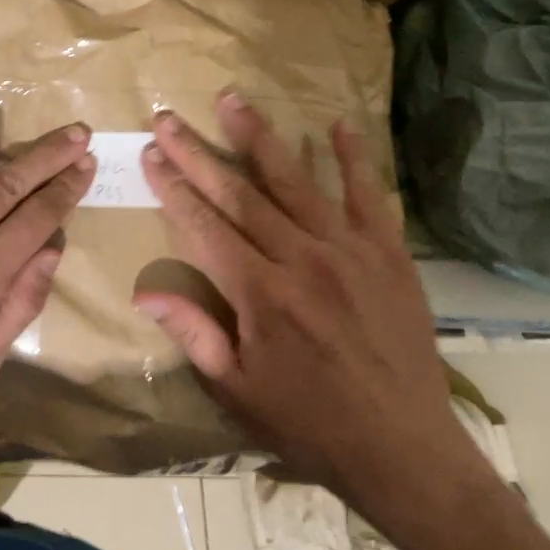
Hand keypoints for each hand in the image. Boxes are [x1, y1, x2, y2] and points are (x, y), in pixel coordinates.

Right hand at [133, 96, 485, 505]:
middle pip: (240, 194)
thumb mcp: (237, 388)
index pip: (204, 226)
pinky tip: (338, 125)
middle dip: (198, 153)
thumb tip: (143, 291)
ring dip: (261, 139)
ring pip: (297, 183)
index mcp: (261, 294)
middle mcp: (303, 261)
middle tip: (169, 117)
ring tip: (234, 99)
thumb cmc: (309, 423)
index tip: (149, 155)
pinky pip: (368, 198)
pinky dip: (352, 160)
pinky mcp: (390, 257)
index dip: (172, 188)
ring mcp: (351, 253)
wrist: (406, 450)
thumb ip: (194, 333)